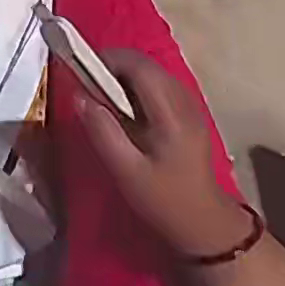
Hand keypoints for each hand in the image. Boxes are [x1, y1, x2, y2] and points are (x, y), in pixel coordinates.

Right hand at [75, 49, 253, 259]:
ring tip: (105, 97)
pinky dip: (138, 84)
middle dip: (115, 65)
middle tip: (90, 85)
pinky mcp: (189, 110)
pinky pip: (159, 82)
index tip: (83, 69)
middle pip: (146, 64)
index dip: (110, 59)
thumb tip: (79, 95)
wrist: (205, 226)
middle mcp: (183, 100)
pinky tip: (127, 109)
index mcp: (171, 113)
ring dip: (126, 74)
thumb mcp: (127, 172)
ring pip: (152, 70)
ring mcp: (190, 104)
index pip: (139, 66)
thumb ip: (103, 132)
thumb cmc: (164, 201)